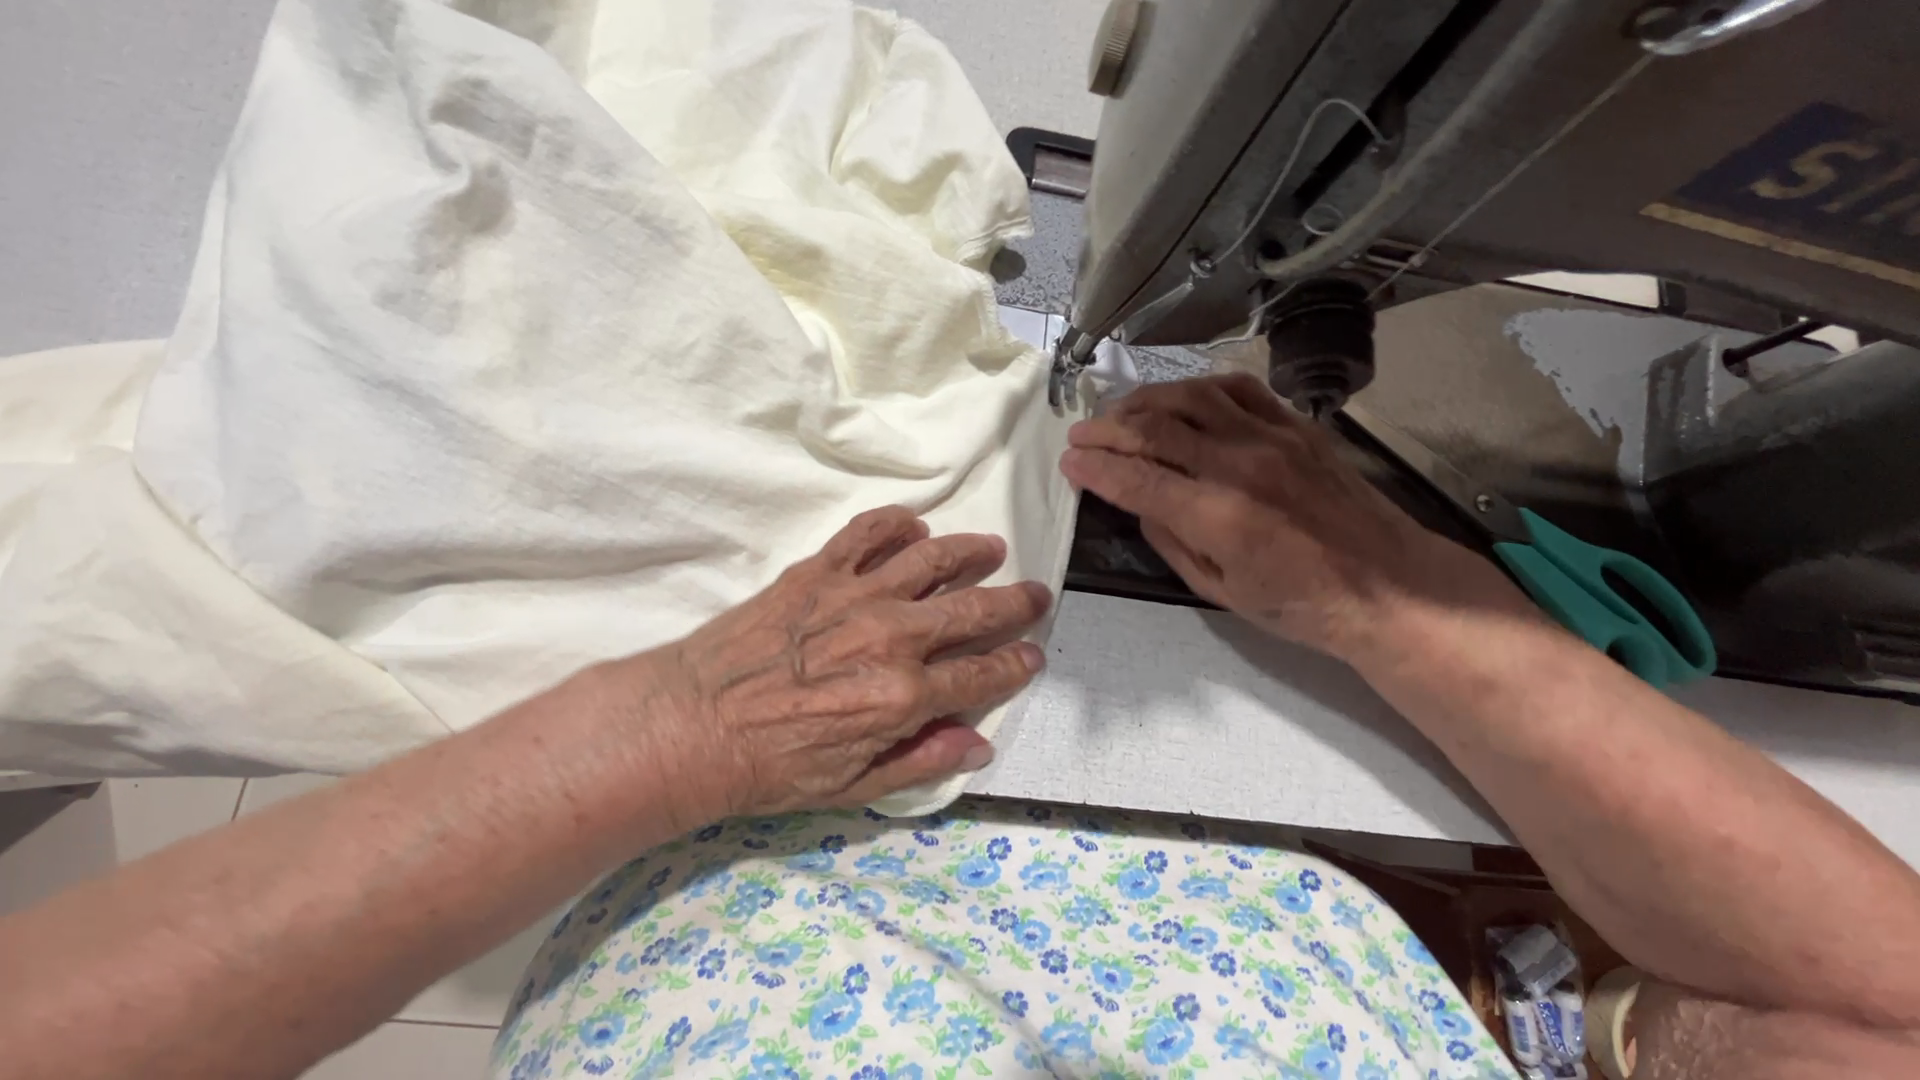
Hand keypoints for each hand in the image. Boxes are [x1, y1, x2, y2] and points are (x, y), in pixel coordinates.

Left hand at [609, 506, 1050, 819]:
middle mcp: (891, 638)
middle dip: (1015, 602)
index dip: (1016, 664)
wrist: (690, 726)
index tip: (1032, 654)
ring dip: (970, 551)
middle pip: (973, 611)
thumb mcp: (852, 788)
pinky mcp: (817, 570)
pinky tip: (913, 526)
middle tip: (1035, 593)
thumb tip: (979, 745)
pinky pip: (868, 532)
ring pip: (932, 559)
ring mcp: (855, 596)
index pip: (984, 675)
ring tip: (990, 548)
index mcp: (904, 697)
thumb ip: (921, 762)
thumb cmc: (770, 768)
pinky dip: (897, 523)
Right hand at [1059, 373, 1525, 661]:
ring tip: (1121, 413)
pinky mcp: (1296, 426)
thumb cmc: (1299, 605)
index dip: (1094, 468)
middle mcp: (1239, 466)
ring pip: (1190, 398)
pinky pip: (1237, 389)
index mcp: (1217, 516)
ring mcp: (1271, 438)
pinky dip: (1198, 387)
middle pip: (1154, 429)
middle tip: (1080, 435)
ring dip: (1145, 401)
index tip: (1069, 463)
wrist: (1388, 585)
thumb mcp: (1219, 591)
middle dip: (1106, 430)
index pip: (1136, 478)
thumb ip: (1170, 542)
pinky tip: (1180, 398)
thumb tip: (1139, 503)